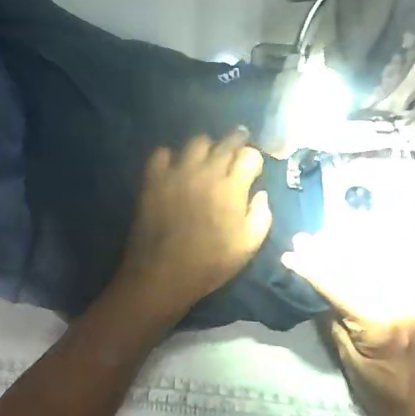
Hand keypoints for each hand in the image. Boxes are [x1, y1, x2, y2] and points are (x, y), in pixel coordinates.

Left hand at [114, 130, 273, 317]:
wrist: (162, 273)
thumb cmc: (209, 264)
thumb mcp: (247, 247)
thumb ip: (261, 216)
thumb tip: (260, 194)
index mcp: (232, 188)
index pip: (250, 155)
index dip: (254, 158)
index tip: (253, 167)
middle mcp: (206, 173)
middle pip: (225, 143)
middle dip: (236, 141)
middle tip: (237, 145)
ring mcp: (177, 173)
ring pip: (196, 143)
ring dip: (206, 147)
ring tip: (207, 156)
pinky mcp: (153, 179)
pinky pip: (162, 153)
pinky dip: (170, 156)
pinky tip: (174, 167)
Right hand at [281, 231, 414, 415]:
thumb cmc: (391, 403)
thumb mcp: (353, 368)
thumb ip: (336, 328)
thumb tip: (319, 299)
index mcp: (379, 325)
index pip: (336, 287)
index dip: (311, 269)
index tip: (290, 255)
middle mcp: (404, 305)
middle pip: (361, 266)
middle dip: (330, 250)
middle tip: (307, 239)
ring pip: (386, 262)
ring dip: (358, 247)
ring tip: (335, 236)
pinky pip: (407, 271)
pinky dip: (387, 257)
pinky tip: (372, 248)